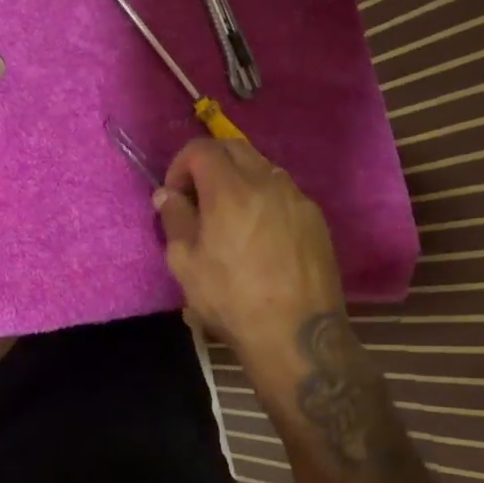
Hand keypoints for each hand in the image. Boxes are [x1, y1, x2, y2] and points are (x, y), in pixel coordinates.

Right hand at [153, 138, 344, 356]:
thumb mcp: (185, 263)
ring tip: (227, 213)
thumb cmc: (231, 300)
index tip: (175, 194)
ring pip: (262, 166)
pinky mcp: (315, 218)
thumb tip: (168, 195)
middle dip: (209, 162)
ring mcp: (296, 198)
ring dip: (238, 177)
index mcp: (230, 191)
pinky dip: (263, 195)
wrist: (297, 335)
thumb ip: (175, 219)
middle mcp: (267, 183)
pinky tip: (257, 230)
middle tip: (197, 194)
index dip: (180, 164)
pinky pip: (283, 190)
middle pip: (235, 147)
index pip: (202, 149)